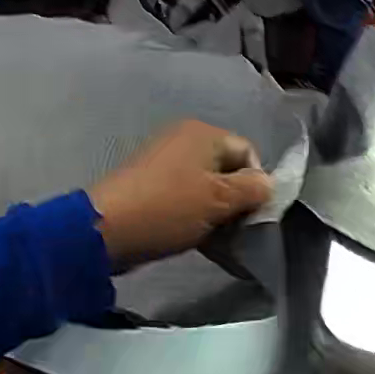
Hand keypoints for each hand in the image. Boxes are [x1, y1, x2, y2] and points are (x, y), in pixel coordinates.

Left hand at [88, 120, 274, 266]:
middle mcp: (185, 139)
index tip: (253, 214)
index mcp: (204, 133)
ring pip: (207, 186)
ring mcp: (165, 161)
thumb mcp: (220, 200)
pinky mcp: (150, 184)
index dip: (257, 183)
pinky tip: (199, 239)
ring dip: (218, 213)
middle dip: (237, 200)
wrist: (106, 230)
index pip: (248, 152)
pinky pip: (186, 196)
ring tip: (219, 241)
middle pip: (228, 169)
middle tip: (238, 230)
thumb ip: (253, 189)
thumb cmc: (170, 208)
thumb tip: (268, 184)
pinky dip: (197, 215)